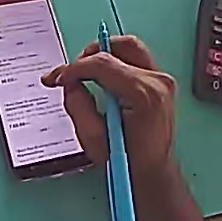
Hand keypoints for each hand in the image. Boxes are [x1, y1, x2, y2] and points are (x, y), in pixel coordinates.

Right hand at [43, 34, 179, 184]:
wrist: (153, 174)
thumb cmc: (127, 162)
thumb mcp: (92, 137)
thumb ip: (78, 104)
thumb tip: (70, 82)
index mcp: (143, 95)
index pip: (102, 63)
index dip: (74, 68)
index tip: (58, 78)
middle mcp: (157, 82)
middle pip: (121, 46)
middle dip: (91, 55)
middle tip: (73, 72)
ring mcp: (163, 81)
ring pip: (129, 49)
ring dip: (104, 58)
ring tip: (86, 75)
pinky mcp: (161, 84)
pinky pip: (136, 61)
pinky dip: (115, 65)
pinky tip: (103, 80)